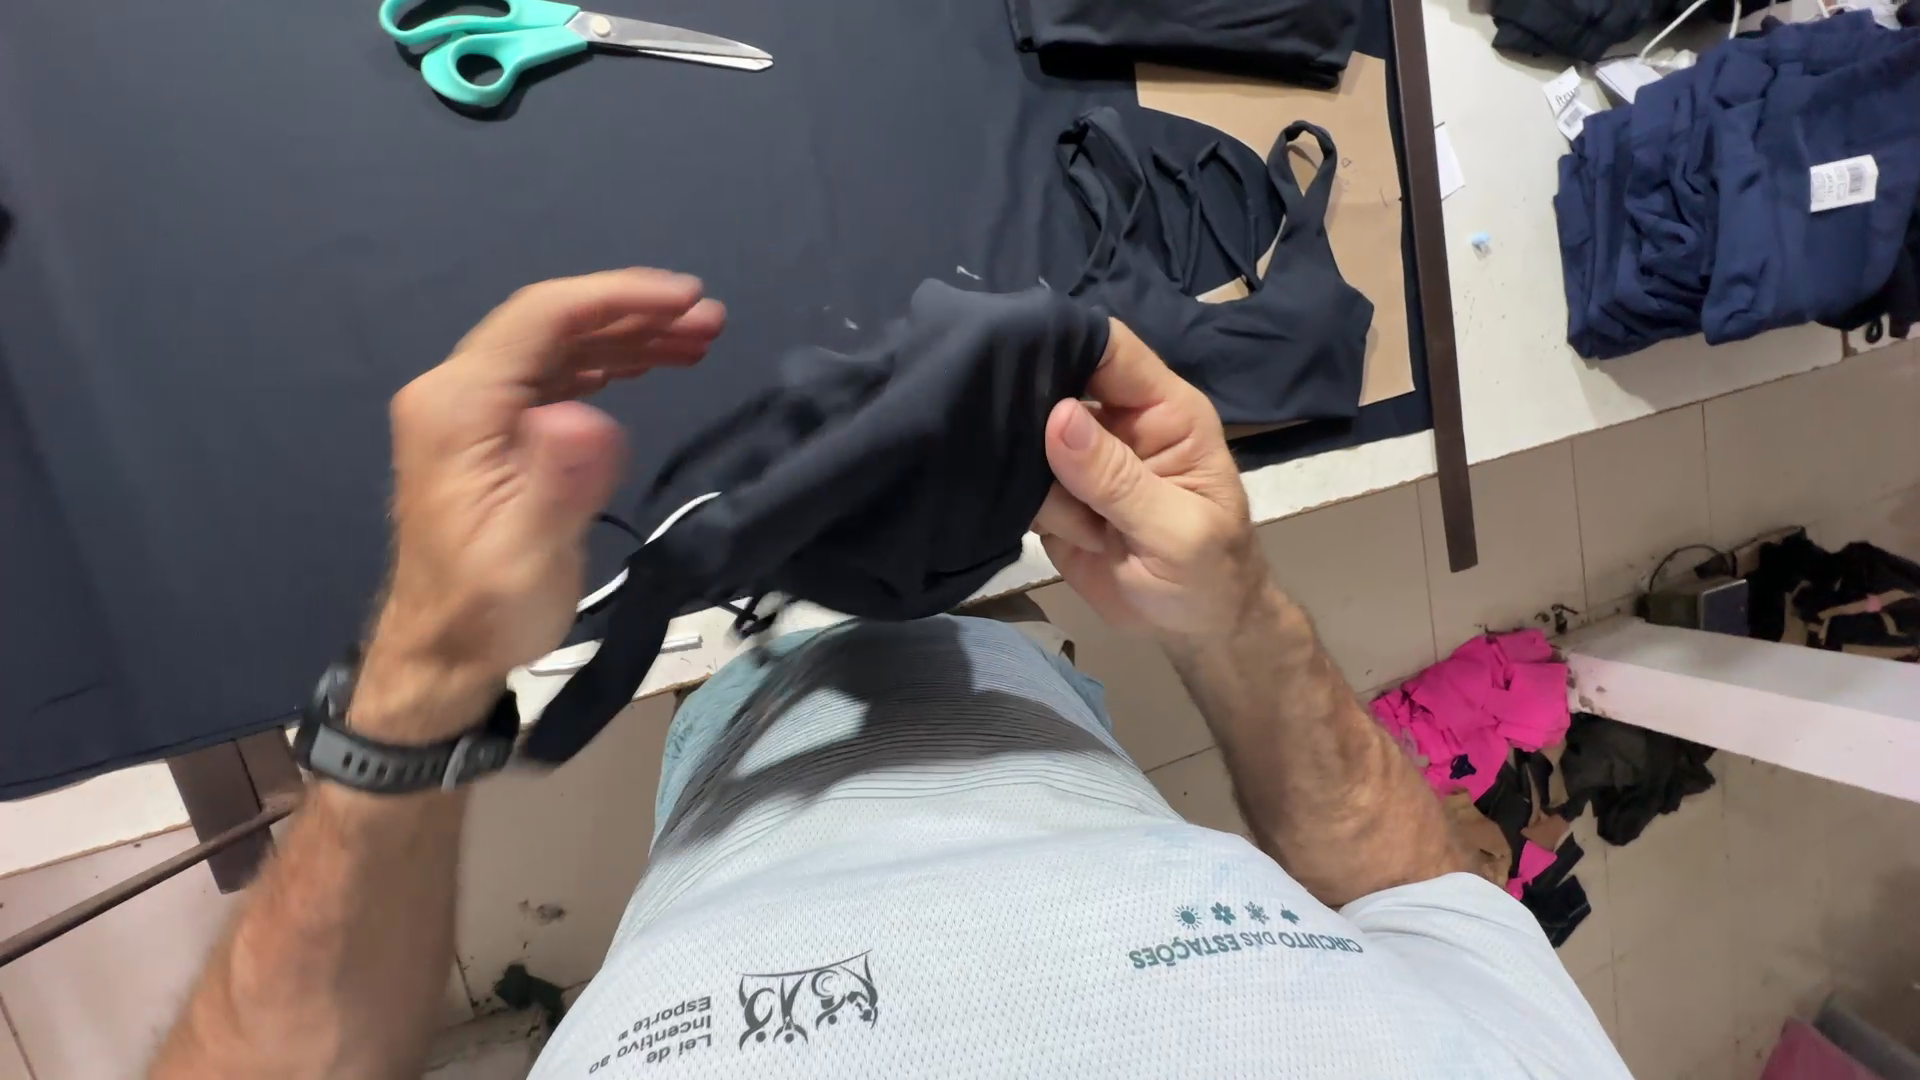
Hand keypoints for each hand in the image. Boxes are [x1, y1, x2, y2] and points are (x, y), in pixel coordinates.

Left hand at [354, 269, 724, 741]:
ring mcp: (479, 412)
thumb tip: (593, 416)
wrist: (444, 650)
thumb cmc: (488, 609)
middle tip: (712, 319)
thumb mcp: (526, 554)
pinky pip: (559, 378)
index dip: (622, 298)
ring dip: (631, 337)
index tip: (689, 299)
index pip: (545, 319)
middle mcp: (462, 393)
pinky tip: (647, 366)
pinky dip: (611, 365)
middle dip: (638, 313)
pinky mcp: (499, 434)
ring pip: (562, 348)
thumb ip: (557, 482)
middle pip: (557, 324)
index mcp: (461, 405)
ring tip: (697, 339)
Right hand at [1032, 320, 1270, 640]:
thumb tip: (1058, 416)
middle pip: (1056, 386)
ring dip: (1039, 483)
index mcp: (1162, 413)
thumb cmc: (1210, 574)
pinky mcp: (1053, 500)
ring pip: (1028, 442)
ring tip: (1086, 528)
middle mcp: (1117, 428)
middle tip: (1030, 455)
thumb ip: (1118, 478)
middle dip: (1032, 414)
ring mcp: (1079, 464)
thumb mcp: (1175, 531)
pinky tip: (1067, 533)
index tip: (1013, 352)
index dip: (1067, 342)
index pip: (1112, 353)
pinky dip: (1026, 506)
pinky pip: (1019, 486)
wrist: (1193, 630)